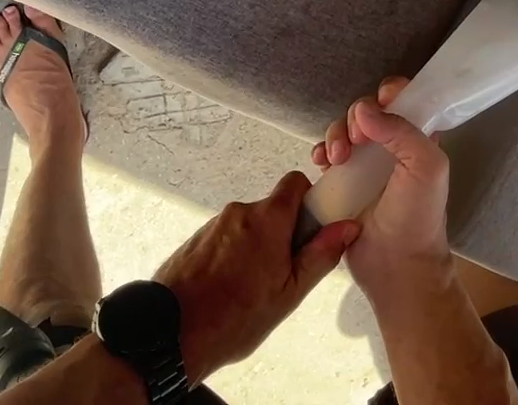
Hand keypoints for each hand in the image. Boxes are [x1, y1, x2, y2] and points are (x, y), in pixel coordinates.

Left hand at [153, 171, 357, 381]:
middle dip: (282, 233)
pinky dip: (232, 256)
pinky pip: (226, 238)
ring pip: (249, 226)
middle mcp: (241, 212)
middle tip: (282, 270)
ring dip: (255, 247)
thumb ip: (321, 255)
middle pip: (273, 209)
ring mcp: (215, 224)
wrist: (171, 334)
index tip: (311, 226)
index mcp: (268, 219)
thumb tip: (345, 229)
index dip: (308, 200)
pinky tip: (230, 288)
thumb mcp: (289, 292)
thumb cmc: (230, 317)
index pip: (296, 183)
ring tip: (251, 287)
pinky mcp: (197, 239)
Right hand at [310, 77, 454, 305]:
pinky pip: (327, 155)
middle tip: (356, 142)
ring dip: (335, 136)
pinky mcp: (343, 183)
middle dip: (355, 118)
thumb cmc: (418, 216)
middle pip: (366, 111)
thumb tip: (363, 110)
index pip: (404, 99)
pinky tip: (321, 163)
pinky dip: (321, 152)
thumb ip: (401, 131)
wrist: (397, 268)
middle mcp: (391, 147)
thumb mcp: (426, 167)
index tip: (380, 101)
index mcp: (417, 138)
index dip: (390, 93)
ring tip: (337, 159)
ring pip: (343, 131)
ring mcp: (365, 165)